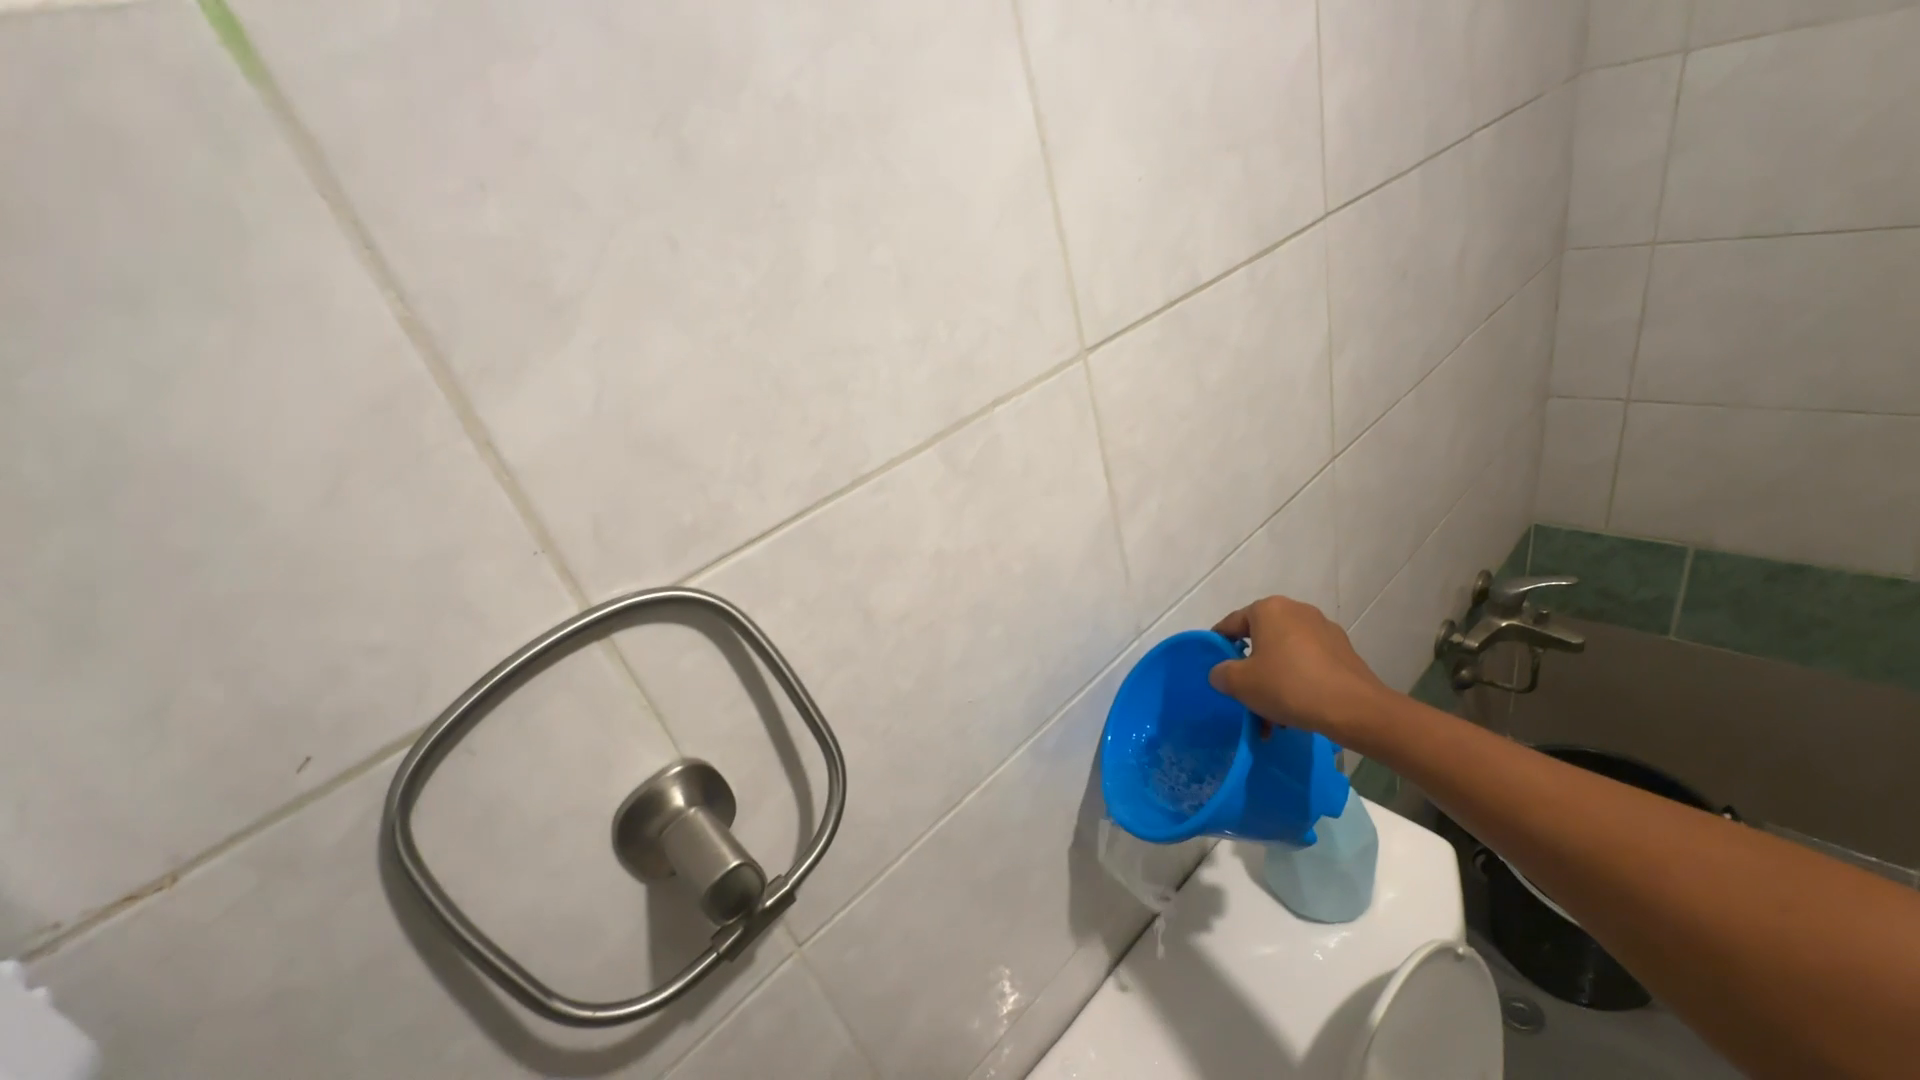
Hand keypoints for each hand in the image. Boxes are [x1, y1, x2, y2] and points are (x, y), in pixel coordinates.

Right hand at [1208, 596, 1393, 746]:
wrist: (1352, 708)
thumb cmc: (1288, 686)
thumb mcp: (1239, 683)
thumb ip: (1221, 673)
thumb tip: (1223, 672)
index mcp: (1268, 609)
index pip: (1231, 624)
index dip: (1218, 646)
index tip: (1214, 668)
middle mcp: (1296, 611)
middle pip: (1261, 641)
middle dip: (1251, 671)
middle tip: (1244, 697)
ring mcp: (1323, 629)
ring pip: (1285, 655)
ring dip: (1274, 681)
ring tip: (1272, 715)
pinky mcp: (1342, 650)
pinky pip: (1308, 663)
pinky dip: (1297, 682)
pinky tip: (1296, 710)